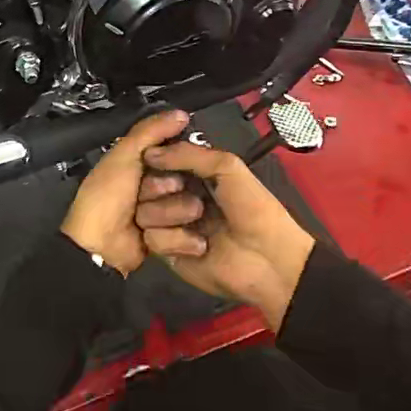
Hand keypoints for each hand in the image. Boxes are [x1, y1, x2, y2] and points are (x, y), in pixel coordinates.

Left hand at [60, 110, 191, 275]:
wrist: (98, 246)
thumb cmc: (105, 198)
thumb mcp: (124, 155)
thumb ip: (151, 131)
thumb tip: (181, 113)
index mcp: (147, 163)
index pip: (182, 155)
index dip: (174, 160)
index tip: (161, 166)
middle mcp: (160, 186)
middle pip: (188, 182)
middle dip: (165, 189)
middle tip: (142, 195)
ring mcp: (167, 214)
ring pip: (189, 207)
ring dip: (163, 214)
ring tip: (141, 219)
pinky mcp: (173, 239)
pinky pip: (189, 233)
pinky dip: (170, 236)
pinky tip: (150, 235)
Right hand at [136, 142, 315, 330]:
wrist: (267, 258)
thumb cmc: (252, 207)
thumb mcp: (227, 167)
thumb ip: (188, 154)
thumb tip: (149, 152)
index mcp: (192, 174)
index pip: (156, 161)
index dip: (153, 160)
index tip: (156, 160)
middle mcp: (177, 196)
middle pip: (143, 186)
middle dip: (160, 186)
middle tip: (180, 189)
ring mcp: (171, 225)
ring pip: (143, 211)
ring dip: (171, 213)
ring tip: (198, 218)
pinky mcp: (168, 253)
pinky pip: (151, 238)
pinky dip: (175, 240)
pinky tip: (200, 245)